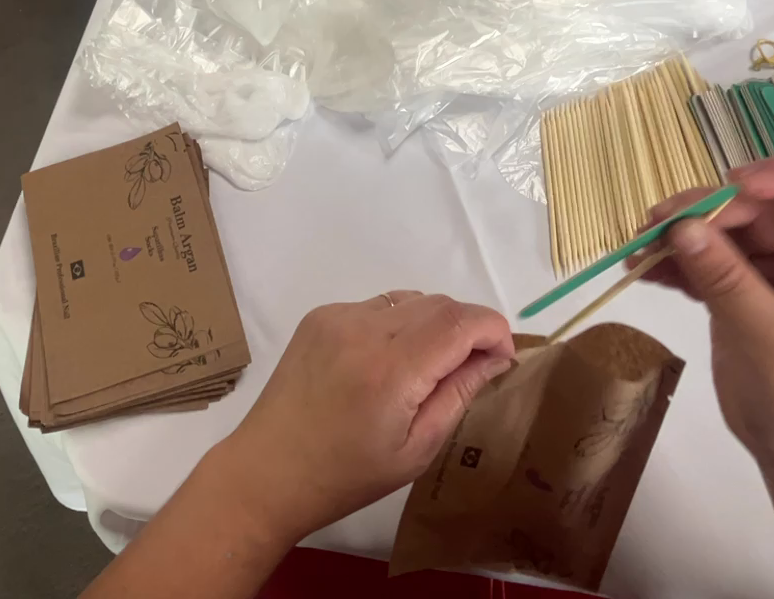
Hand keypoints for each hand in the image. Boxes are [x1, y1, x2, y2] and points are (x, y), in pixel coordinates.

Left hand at [207, 292, 515, 541]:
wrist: (269, 468)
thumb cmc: (347, 474)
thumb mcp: (417, 448)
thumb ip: (459, 393)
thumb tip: (496, 356)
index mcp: (392, 368)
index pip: (460, 320)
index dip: (492, 329)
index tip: (503, 356)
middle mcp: (364, 328)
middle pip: (437, 302)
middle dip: (467, 326)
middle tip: (471, 367)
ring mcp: (338, 316)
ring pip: (408, 299)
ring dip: (432, 322)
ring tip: (426, 367)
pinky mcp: (320, 315)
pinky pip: (376, 306)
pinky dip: (397, 323)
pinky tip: (385, 362)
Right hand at [630, 158, 773, 497]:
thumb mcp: (771, 339)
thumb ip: (725, 278)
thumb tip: (679, 226)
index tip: (732, 181)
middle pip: (762, 213)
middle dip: (709, 210)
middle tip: (658, 222)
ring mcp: (772, 282)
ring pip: (726, 236)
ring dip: (681, 235)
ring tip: (638, 245)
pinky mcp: (740, 301)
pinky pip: (705, 266)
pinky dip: (673, 264)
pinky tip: (642, 268)